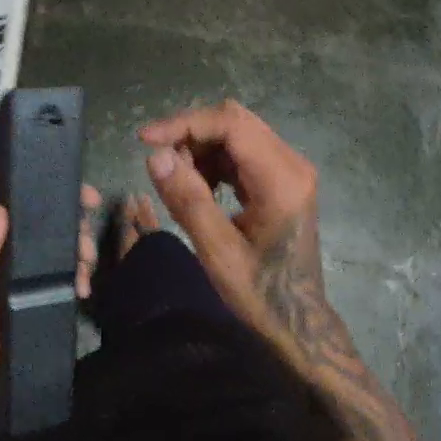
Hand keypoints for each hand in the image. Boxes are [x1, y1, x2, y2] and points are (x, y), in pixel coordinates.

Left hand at [0, 163, 99, 419]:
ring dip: (72, 239)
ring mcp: (8, 272)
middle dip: (60, 205)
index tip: (51, 162)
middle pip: (26, 210)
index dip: (13, 169)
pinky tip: (84, 283)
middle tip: (90, 207)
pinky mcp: (24, 293)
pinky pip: (53, 268)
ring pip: (45, 238)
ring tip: (88, 260)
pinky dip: (72, 268)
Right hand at [138, 100, 320, 335]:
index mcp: (281, 179)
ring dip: (200, 149)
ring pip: (236, 135)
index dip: (184, 125)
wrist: (295, 319)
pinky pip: (242, 154)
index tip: (144, 141)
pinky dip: (213, 163)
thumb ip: (188, 200)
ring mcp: (289, 172)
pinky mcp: (281, 182)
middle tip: (159, 163)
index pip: (231, 125)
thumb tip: (155, 157)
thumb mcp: (217, 251)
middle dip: (190, 134)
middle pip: (235, 121)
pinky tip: (198, 189)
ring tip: (178, 184)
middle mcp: (291, 164)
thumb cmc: (258, 291)